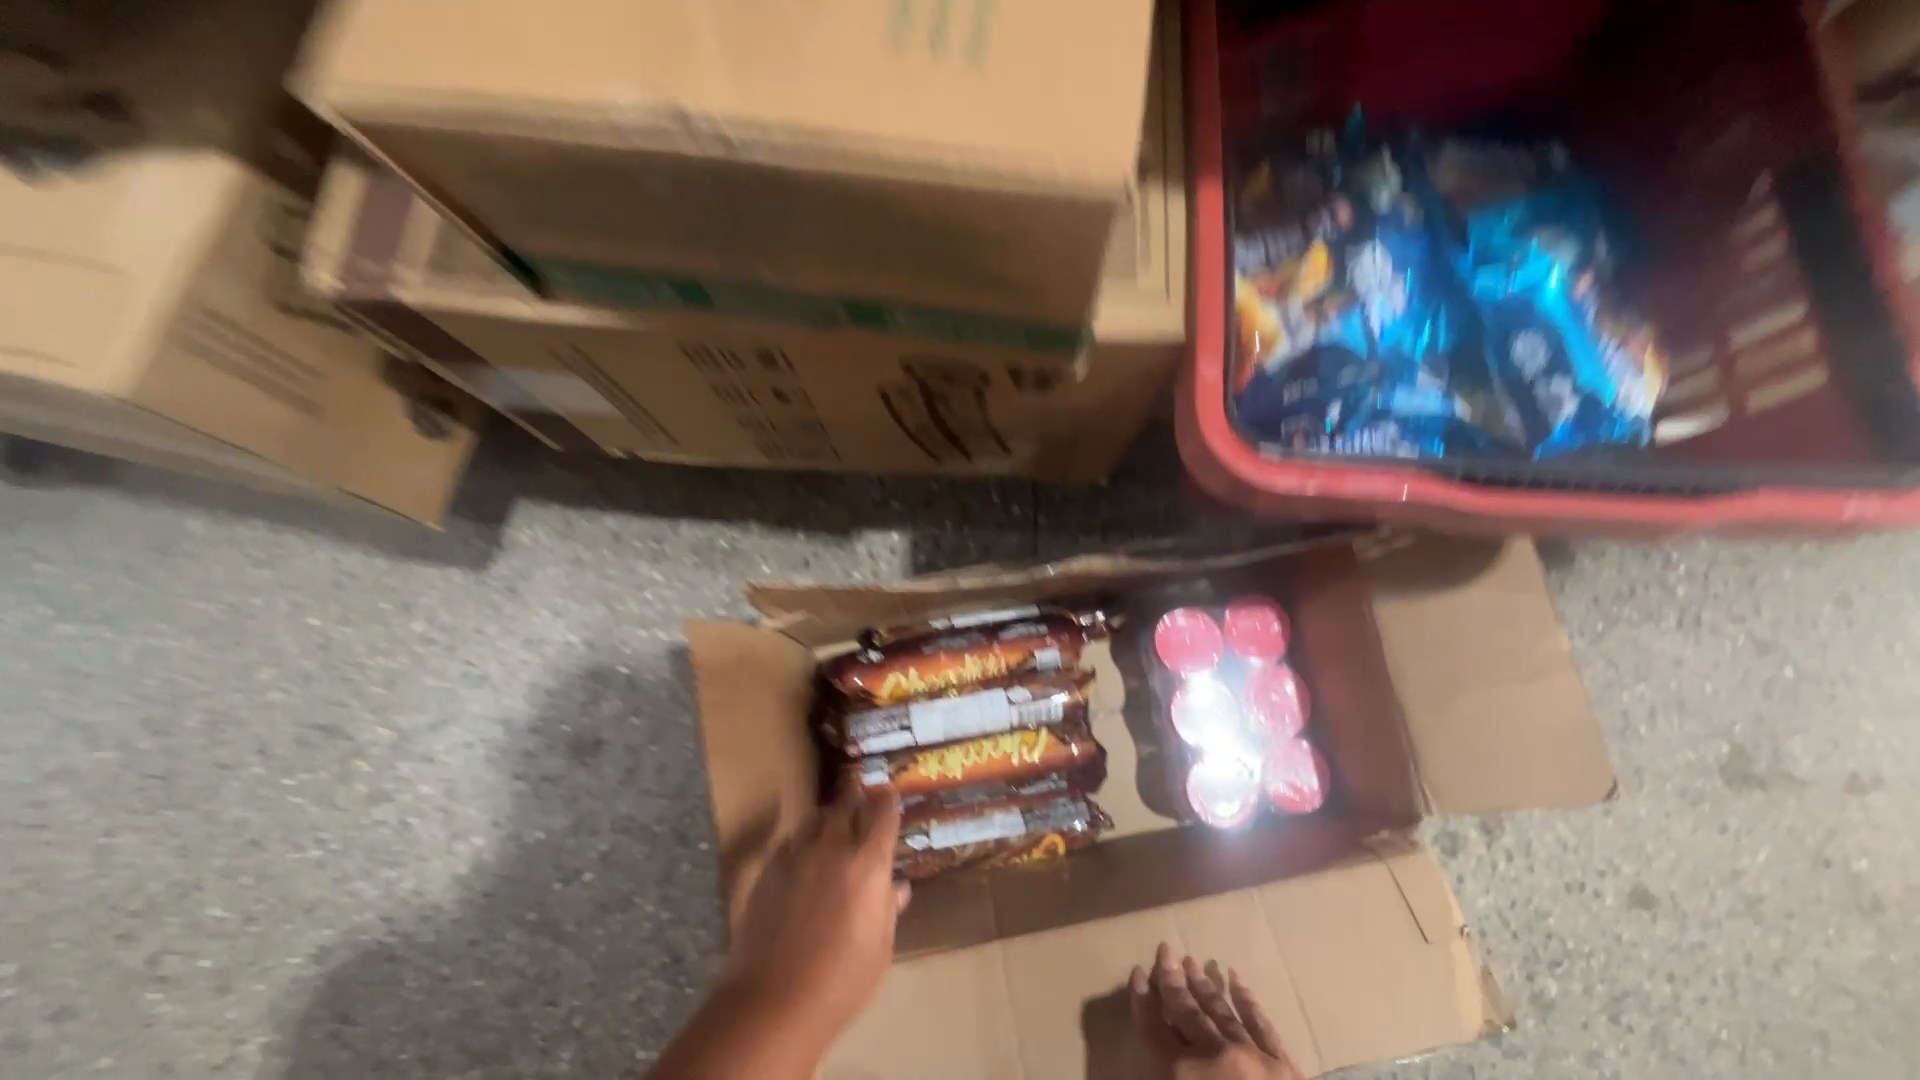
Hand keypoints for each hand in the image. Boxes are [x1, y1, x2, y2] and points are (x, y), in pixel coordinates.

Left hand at [723, 787, 910, 1048]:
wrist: (775, 1000)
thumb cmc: (842, 980)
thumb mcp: (880, 948)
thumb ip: (888, 909)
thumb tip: (895, 887)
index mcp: (869, 864)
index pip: (883, 814)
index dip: (888, 801)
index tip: (889, 794)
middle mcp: (833, 848)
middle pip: (846, 805)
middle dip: (856, 796)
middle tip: (859, 792)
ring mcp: (796, 856)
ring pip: (814, 819)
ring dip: (827, 818)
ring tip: (831, 824)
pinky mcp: (768, 871)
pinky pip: (789, 843)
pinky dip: (800, 842)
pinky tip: (801, 857)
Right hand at [1130, 943, 1305, 1079]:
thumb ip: (1160, 1076)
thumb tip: (1153, 1063)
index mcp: (1180, 1074)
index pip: (1153, 1028)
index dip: (1142, 1000)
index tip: (1137, 971)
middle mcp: (1211, 1055)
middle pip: (1186, 1011)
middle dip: (1172, 980)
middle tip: (1165, 950)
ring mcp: (1251, 1055)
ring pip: (1221, 1011)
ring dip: (1204, 985)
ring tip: (1193, 961)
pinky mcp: (1284, 1065)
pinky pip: (1260, 1025)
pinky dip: (1247, 1000)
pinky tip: (1236, 979)